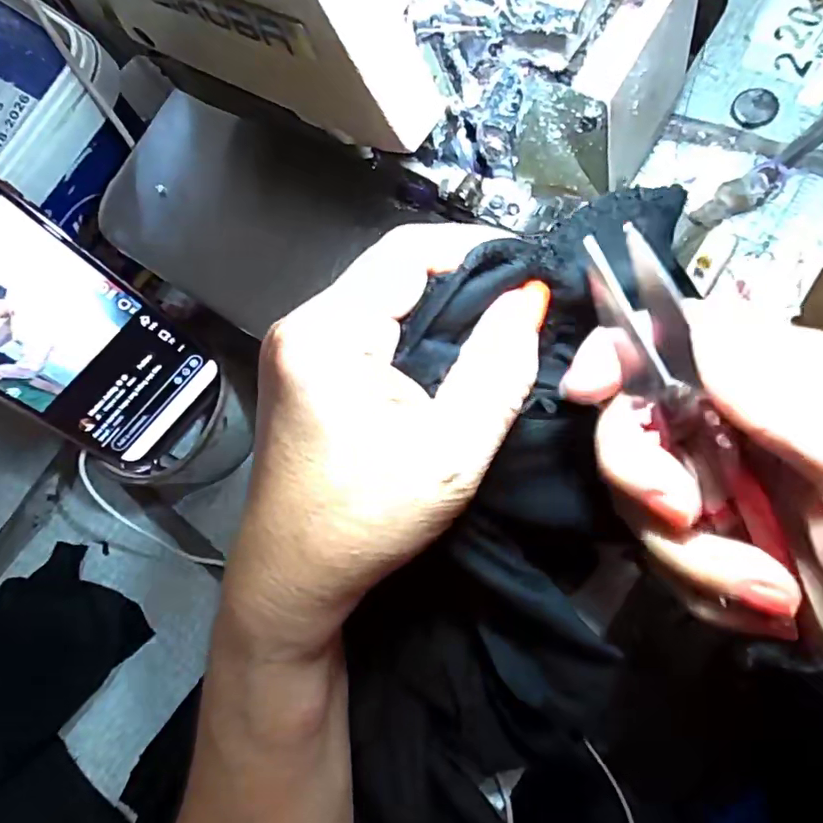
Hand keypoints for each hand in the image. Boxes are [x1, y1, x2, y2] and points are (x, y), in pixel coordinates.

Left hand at [223, 225, 549, 660]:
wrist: (294, 574)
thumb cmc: (365, 522)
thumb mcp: (451, 449)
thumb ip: (497, 368)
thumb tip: (528, 300)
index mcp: (327, 333)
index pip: (407, 252)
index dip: (473, 249)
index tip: (526, 265)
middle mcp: (302, 326)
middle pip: (392, 272)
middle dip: (461, 280)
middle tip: (520, 300)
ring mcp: (297, 347)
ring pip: (382, 299)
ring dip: (438, 308)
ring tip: (494, 324)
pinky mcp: (304, 370)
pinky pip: (367, 329)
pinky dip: (412, 332)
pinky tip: (446, 354)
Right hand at [561, 294, 822, 689]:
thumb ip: (788, 394)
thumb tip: (681, 328)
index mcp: (783, 372)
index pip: (674, 330)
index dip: (616, 349)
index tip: (586, 390)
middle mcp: (738, 418)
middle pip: (633, 420)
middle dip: (644, 477)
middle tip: (689, 519)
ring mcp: (721, 484)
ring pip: (639, 500)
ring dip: (692, 557)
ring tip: (774, 593)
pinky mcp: (714, 544)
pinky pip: (663, 557)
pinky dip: (703, 590)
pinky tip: (771, 607)